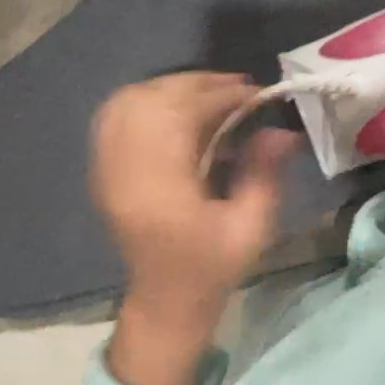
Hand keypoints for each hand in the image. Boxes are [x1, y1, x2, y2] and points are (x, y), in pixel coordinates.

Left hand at [91, 72, 298, 384]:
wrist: (166, 300)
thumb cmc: (213, 268)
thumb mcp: (251, 228)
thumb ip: (265, 174)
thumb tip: (282, 131)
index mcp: (161, 188)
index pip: (184, 116)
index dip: (222, 97)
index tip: (256, 94)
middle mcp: (125, 170)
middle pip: (151, 99)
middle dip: (196, 84)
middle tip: (237, 88)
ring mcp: (106, 167)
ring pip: (128, 101)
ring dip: (170, 88)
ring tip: (209, 95)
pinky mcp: (102, 169)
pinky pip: (113, 117)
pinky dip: (145, 101)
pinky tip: (175, 109)